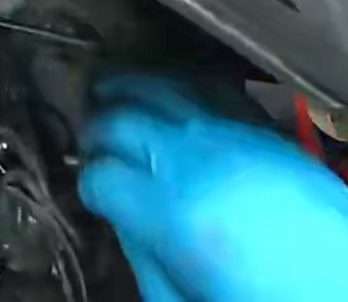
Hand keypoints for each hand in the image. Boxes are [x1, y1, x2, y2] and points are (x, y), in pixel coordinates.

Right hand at [80, 76, 347, 301]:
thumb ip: (148, 262)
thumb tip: (123, 221)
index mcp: (173, 210)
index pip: (102, 173)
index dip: (88, 182)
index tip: (91, 191)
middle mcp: (193, 155)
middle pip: (120, 118)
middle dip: (96, 128)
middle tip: (88, 139)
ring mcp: (228, 131)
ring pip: (157, 86)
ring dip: (125, 87)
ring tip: (106, 91)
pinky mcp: (259, 125)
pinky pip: (201, 88)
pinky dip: (172, 85)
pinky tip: (163, 92)